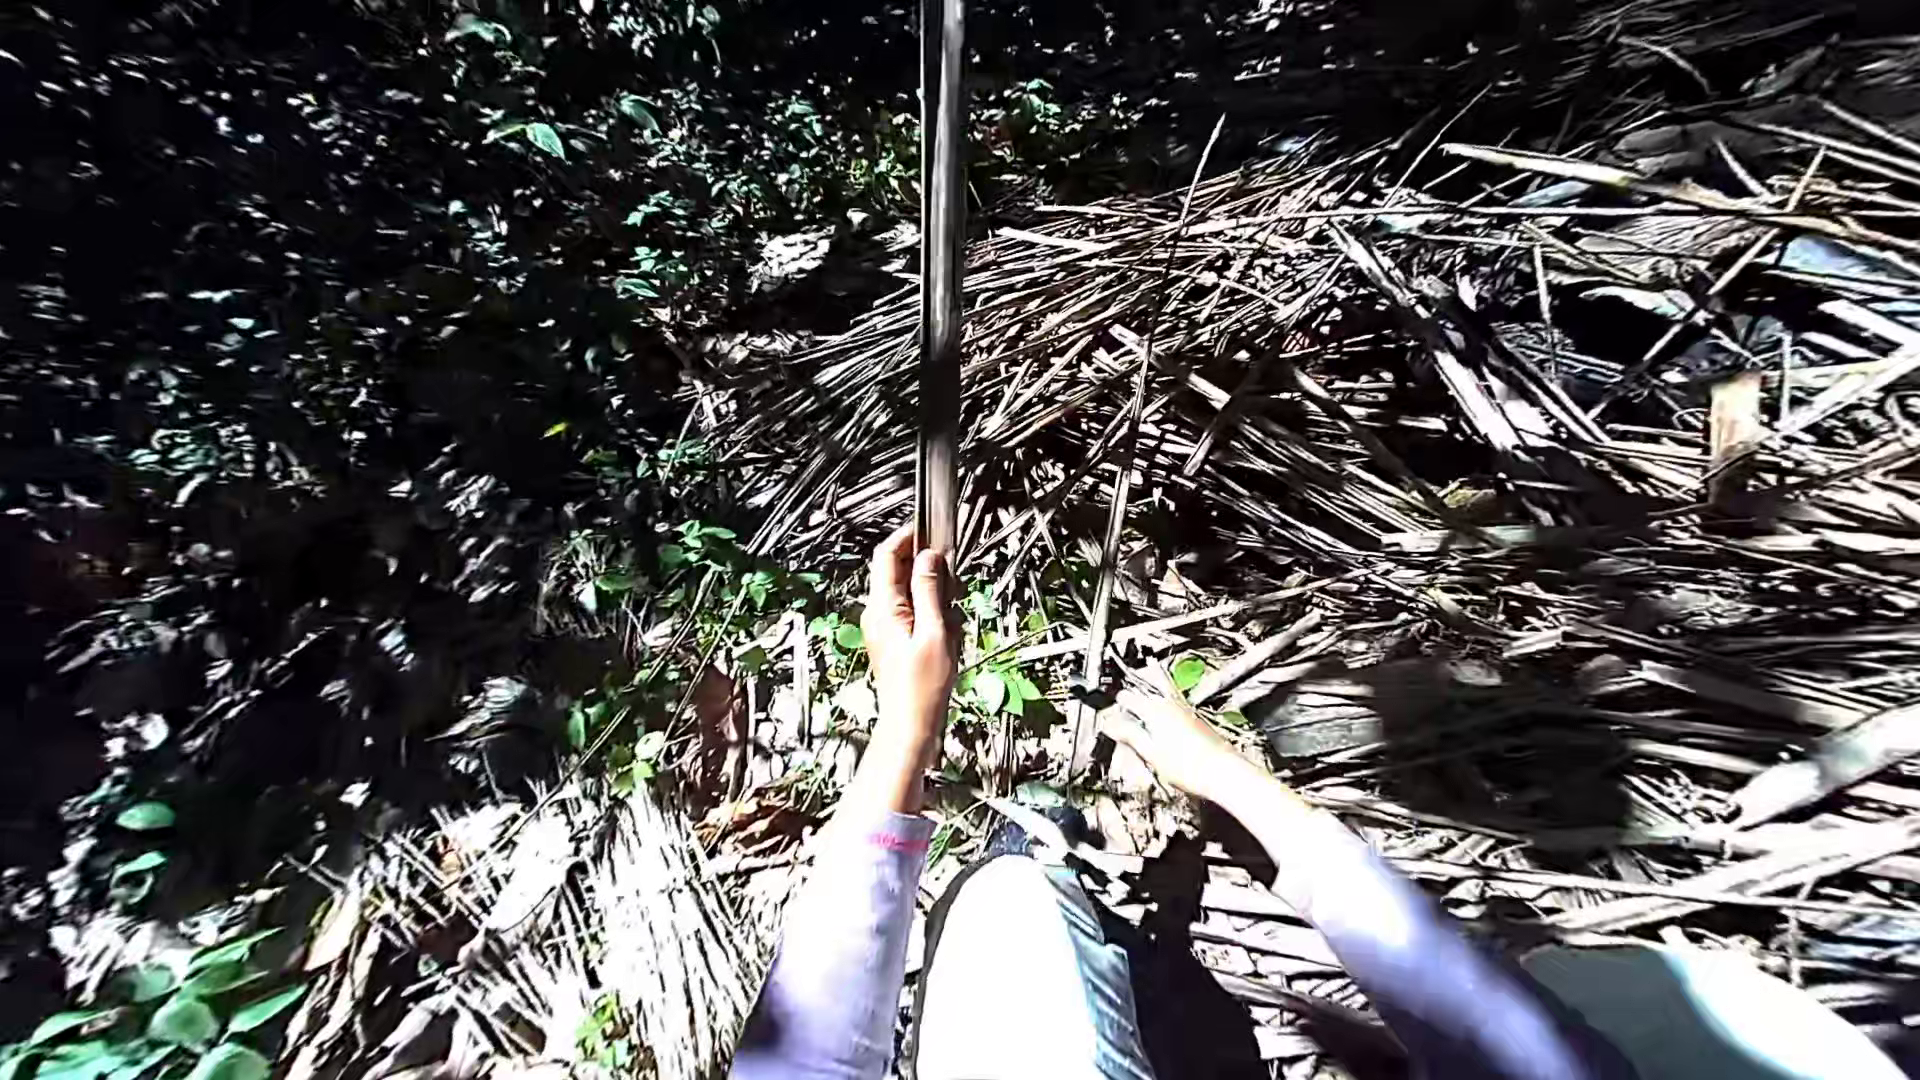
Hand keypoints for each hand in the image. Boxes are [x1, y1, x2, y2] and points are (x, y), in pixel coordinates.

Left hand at [859, 523, 958, 753]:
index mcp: (882, 608)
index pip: (885, 555)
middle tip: (948, 578)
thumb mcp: (934, 632)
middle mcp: (877, 613)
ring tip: (949, 613)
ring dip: (930, 591)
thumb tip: (928, 558)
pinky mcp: (893, 636)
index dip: (906, 537)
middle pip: (896, 570)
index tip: (928, 532)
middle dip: (925, 567)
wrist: (911, 723)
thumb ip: (930, 590)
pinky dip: (929, 609)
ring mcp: (883, 625)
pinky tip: (944, 627)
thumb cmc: (922, 687)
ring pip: (906, 589)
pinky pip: (910, 608)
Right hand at [1100, 683, 1267, 804]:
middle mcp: (1170, 704)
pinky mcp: (1198, 718)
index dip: (1118, 702)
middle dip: (1139, 680)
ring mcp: (1186, 709)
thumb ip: (1130, 735)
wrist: (1224, 773)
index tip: (1112, 709)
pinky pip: (1177, 697)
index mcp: (1154, 711)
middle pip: (1151, 683)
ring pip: (1166, 687)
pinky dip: (1169, 693)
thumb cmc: (1188, 766)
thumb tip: (1110, 723)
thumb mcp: (1150, 753)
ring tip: (1152, 671)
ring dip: (1156, 680)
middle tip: (1131, 681)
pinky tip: (1170, 702)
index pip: (1128, 698)